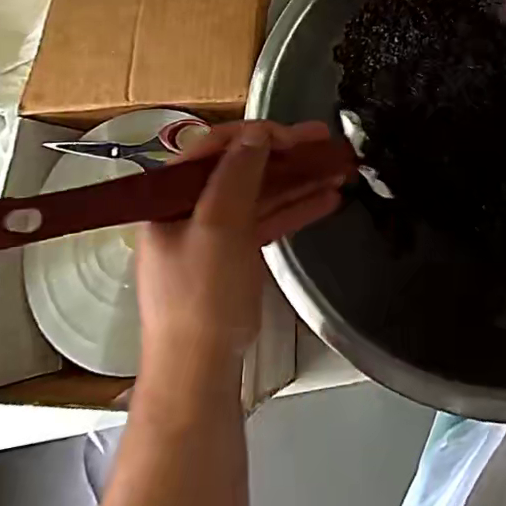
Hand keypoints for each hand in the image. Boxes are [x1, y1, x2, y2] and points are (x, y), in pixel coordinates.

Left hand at [136, 121, 344, 362]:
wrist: (198, 371)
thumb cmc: (200, 300)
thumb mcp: (217, 228)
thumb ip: (237, 177)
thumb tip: (255, 136)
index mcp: (168, 197)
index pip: (213, 149)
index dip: (256, 136)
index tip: (295, 135)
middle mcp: (187, 211)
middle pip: (239, 170)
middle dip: (284, 156)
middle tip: (324, 144)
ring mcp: (211, 235)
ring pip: (256, 197)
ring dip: (295, 182)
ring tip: (336, 168)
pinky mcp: (232, 258)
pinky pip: (263, 224)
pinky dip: (292, 211)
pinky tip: (324, 200)